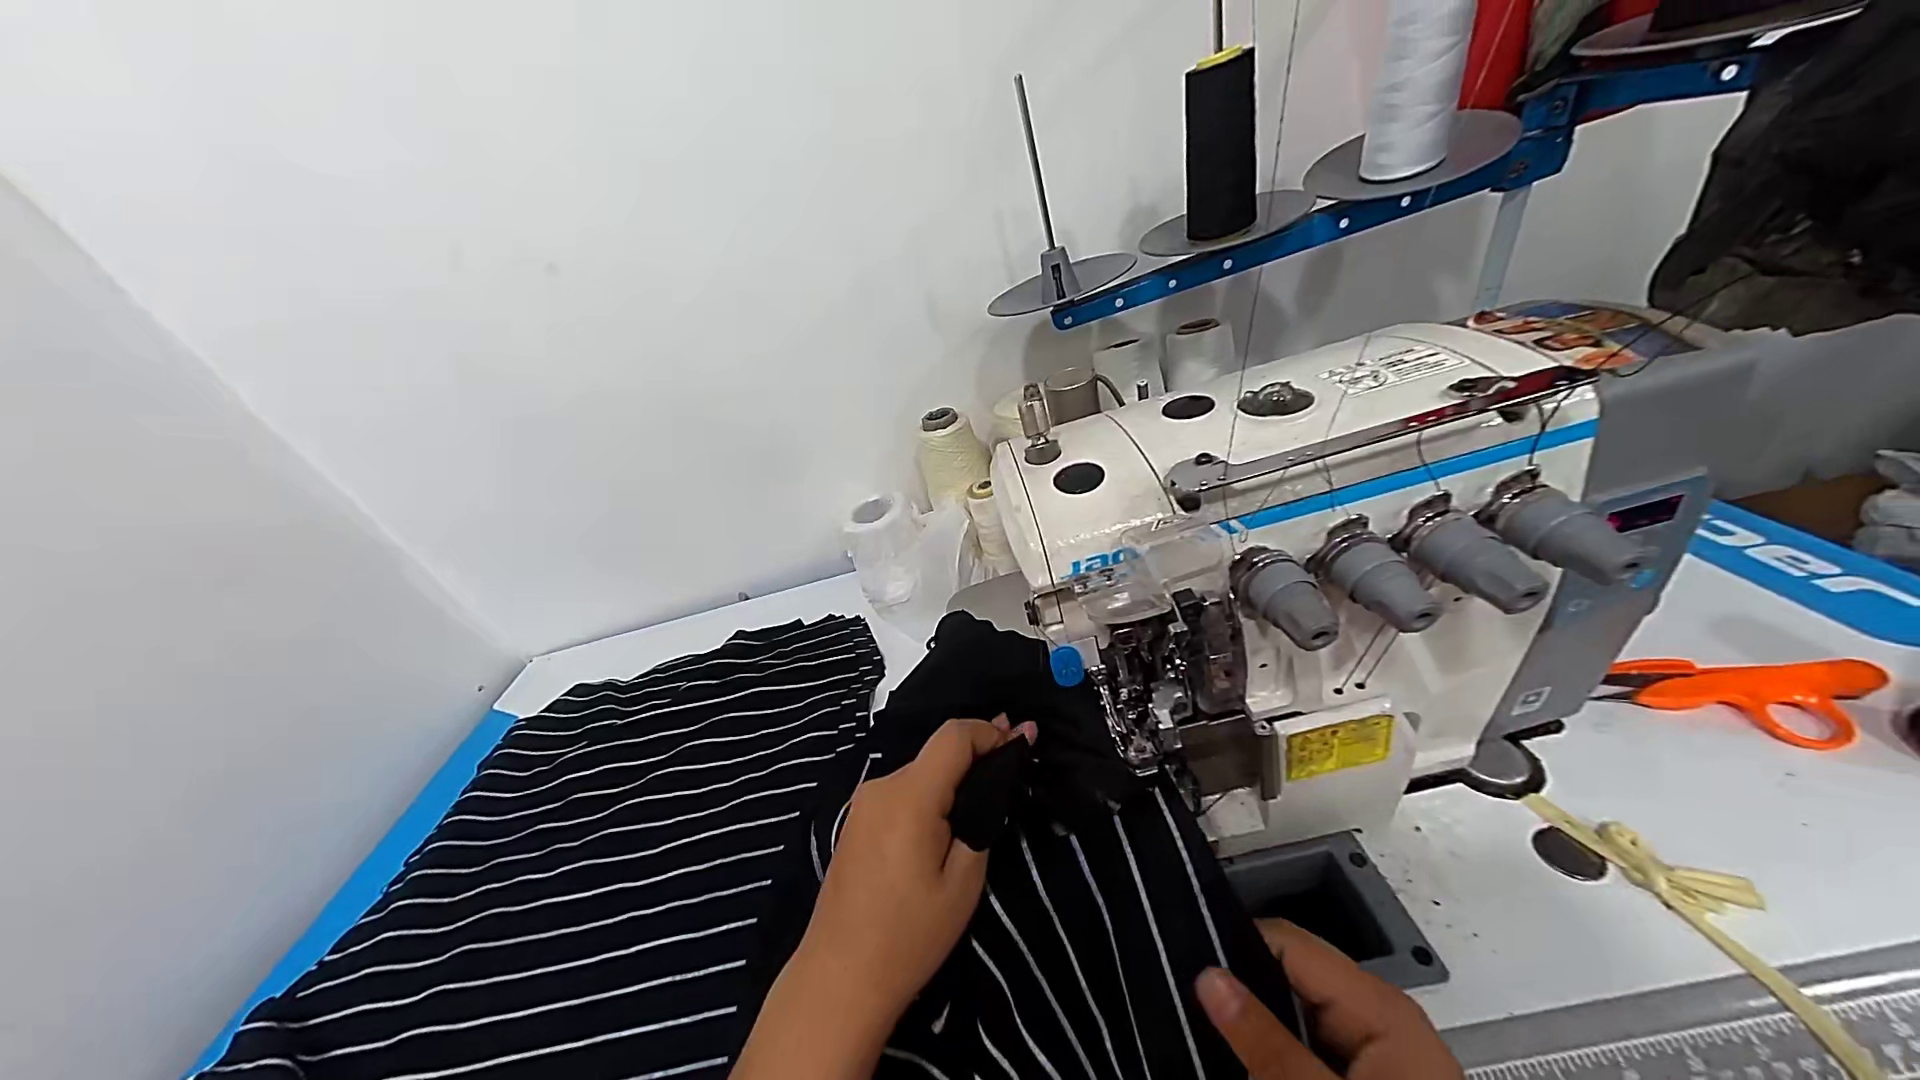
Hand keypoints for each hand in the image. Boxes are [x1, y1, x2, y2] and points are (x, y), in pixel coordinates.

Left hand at [731, 716, 1035, 1079]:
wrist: (839, 978)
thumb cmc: (909, 936)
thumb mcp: (963, 880)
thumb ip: (981, 815)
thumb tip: (995, 773)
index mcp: (909, 796)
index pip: (954, 735)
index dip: (991, 731)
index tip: (1023, 741)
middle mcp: (881, 786)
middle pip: (937, 752)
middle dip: (976, 756)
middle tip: (1011, 774)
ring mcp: (863, 803)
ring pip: (920, 772)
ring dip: (952, 779)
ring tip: (981, 807)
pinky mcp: (856, 821)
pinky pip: (902, 792)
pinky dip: (929, 796)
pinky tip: (943, 827)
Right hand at [1195, 919, 1462, 1079]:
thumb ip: (1264, 1041)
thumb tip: (1208, 977)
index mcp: (1378, 1004)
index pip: (1283, 939)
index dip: (1231, 947)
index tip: (1185, 969)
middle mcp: (1377, 1013)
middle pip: (1287, 971)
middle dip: (1240, 990)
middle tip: (1190, 1008)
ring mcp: (1375, 1047)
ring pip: (1293, 1010)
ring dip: (1254, 1024)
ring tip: (1212, 1035)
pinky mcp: (1368, 1076)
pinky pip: (1308, 1043)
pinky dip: (1276, 1051)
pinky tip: (1249, 1063)